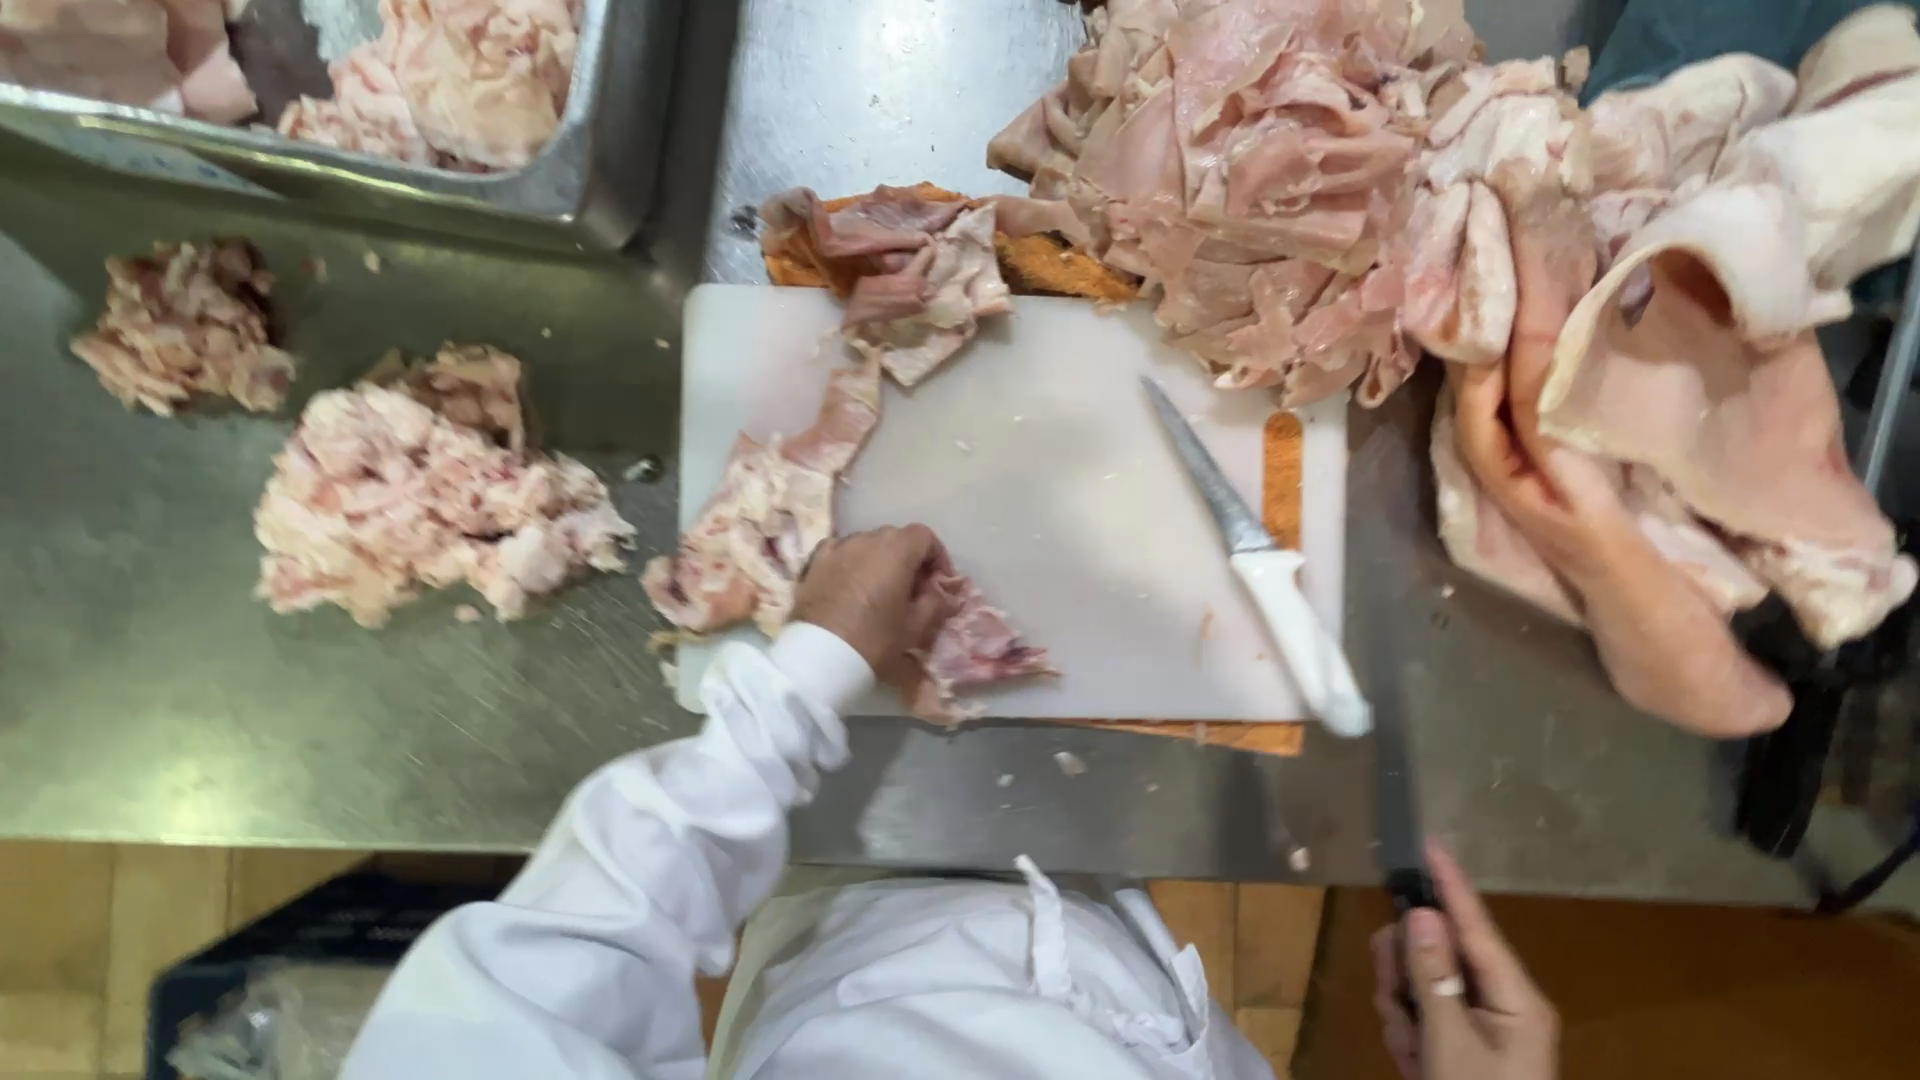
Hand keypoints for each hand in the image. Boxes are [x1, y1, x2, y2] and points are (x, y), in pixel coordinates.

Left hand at [792, 525, 951, 678]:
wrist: (820, 655)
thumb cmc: (874, 639)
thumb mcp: (914, 627)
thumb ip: (936, 604)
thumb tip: (946, 596)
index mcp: (896, 550)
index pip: (925, 536)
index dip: (937, 557)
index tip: (939, 583)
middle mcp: (867, 539)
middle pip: (896, 538)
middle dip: (909, 559)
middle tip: (913, 589)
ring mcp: (838, 547)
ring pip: (867, 543)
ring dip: (880, 559)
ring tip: (881, 588)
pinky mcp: (815, 561)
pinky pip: (841, 551)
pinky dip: (851, 561)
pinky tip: (851, 583)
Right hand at [1370, 843, 1557, 1079]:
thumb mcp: (1450, 1045)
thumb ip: (1433, 977)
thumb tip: (1422, 913)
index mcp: (1515, 999)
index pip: (1475, 926)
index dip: (1450, 883)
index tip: (1428, 842)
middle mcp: (1500, 999)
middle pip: (1435, 950)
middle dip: (1404, 973)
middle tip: (1394, 1004)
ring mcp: (1481, 1018)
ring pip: (1419, 978)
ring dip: (1402, 1009)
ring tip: (1409, 1050)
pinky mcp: (1463, 1035)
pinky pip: (1419, 1007)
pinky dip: (1407, 1029)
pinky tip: (1414, 1060)